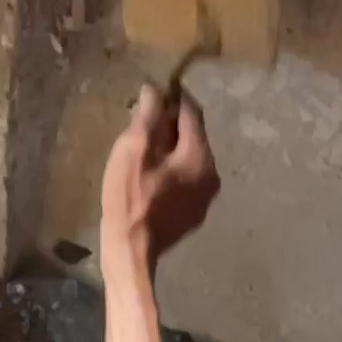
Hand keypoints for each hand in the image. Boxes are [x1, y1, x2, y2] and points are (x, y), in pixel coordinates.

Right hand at [100, 86, 219, 269]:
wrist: (130, 251)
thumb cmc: (130, 199)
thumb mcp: (134, 149)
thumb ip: (148, 116)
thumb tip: (154, 90)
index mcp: (200, 157)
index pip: (191, 113)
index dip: (172, 99)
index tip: (154, 94)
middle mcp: (211, 177)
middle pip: (192, 139)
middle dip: (169, 129)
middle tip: (142, 128)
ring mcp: (204, 201)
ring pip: (188, 163)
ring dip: (169, 153)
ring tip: (144, 155)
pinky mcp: (191, 218)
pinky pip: (184, 185)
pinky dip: (170, 176)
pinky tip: (150, 181)